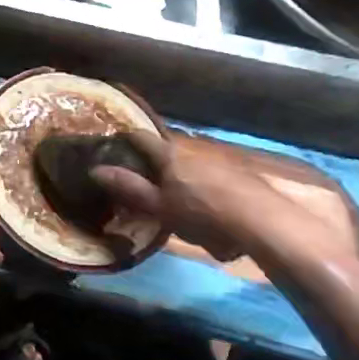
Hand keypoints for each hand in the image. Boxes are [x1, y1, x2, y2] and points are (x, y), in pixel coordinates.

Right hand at [89, 131, 358, 271]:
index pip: (140, 137)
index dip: (125, 140)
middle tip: (148, 191)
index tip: (112, 149)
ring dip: (185, 183)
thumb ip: (129, 187)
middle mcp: (194, 149)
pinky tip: (213, 219)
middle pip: (169, 152)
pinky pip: (215, 181)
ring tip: (182, 210)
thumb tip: (94, 169)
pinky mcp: (243, 175)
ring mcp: (221, 160)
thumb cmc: (203, 212)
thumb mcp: (159, 206)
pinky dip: (209, 194)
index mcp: (169, 153)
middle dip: (158, 169)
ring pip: (193, 168)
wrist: (264, 222)